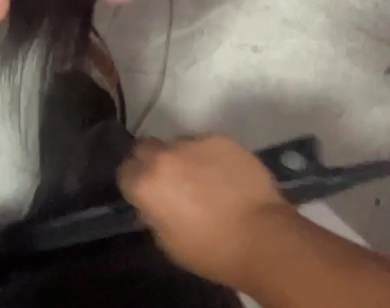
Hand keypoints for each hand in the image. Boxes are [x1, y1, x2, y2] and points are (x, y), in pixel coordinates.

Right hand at [117, 135, 292, 288]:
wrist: (264, 239)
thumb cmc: (213, 251)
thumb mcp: (169, 244)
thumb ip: (153, 216)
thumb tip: (153, 205)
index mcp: (146, 183)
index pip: (124, 171)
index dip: (135, 184)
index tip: (148, 196)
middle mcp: (163, 155)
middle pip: (145, 148)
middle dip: (153, 163)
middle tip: (172, 183)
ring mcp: (193, 142)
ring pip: (178, 144)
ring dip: (183, 158)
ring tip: (205, 179)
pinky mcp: (220, 138)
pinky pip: (206, 144)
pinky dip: (209, 157)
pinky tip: (225, 176)